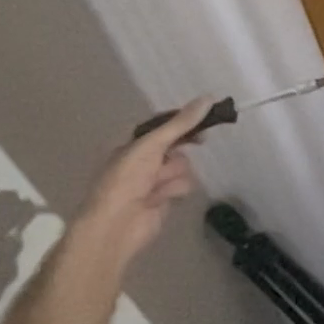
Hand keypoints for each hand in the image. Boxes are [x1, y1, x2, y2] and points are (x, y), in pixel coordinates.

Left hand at [71, 98, 207, 267]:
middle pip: (178, 143)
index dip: (184, 119)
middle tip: (201, 140)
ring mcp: (156, 179)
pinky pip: (184, 184)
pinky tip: (161, 199)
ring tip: (158, 186)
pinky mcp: (166, 197)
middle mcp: (146, 158)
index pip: (165, 124)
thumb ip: (180, 124)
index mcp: (135, 143)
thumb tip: (208, 97)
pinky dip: (175, 190)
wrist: (115, 226)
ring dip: (174, 174)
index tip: (205, 114)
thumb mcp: (151, 145)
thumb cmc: (125, 180)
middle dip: (184, 146)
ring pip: (184, 164)